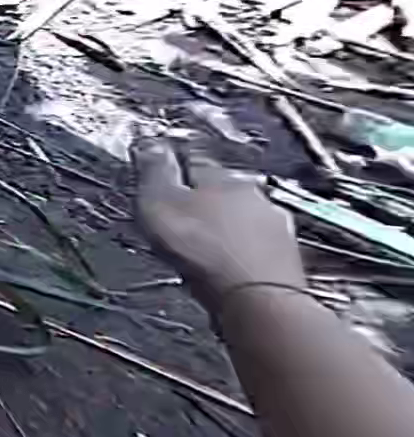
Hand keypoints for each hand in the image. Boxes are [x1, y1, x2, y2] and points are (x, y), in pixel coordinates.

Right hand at [132, 137, 304, 311]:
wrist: (254, 295)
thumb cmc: (195, 241)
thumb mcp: (158, 199)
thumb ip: (154, 169)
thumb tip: (151, 141)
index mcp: (224, 178)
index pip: (192, 158)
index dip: (171, 161)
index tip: (153, 169)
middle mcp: (257, 195)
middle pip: (218, 186)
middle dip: (197, 192)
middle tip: (173, 205)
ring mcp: (277, 225)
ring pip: (237, 212)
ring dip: (218, 217)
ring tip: (195, 231)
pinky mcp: (285, 253)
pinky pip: (250, 237)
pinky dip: (233, 239)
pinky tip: (219, 249)